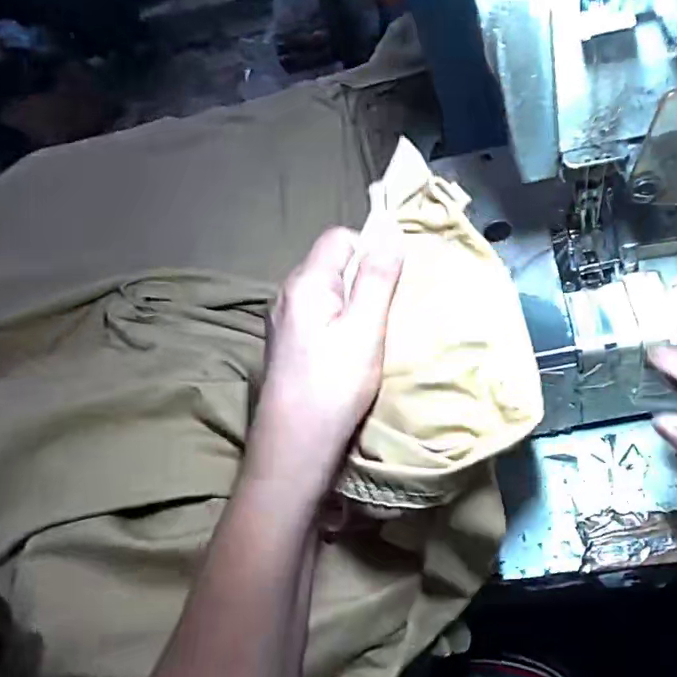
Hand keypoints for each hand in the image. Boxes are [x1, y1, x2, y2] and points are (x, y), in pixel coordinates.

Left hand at [248, 225, 403, 489]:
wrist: (295, 445)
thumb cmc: (334, 386)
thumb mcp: (365, 329)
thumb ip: (377, 278)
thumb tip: (390, 231)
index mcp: (305, 283)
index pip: (340, 237)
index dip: (371, 250)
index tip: (393, 284)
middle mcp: (287, 293)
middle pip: (332, 262)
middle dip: (364, 277)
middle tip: (389, 312)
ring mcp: (283, 319)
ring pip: (327, 290)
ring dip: (354, 302)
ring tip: (373, 333)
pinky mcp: (287, 343)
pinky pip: (319, 314)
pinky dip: (340, 322)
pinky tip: (351, 350)